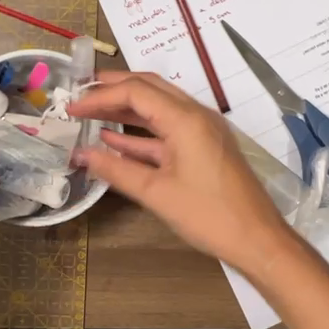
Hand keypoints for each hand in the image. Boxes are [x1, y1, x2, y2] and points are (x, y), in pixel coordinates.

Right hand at [69, 72, 300, 276]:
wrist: (256, 239)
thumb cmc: (209, 216)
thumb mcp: (156, 193)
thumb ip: (115, 170)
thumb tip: (80, 155)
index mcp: (186, 120)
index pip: (136, 92)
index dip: (100, 96)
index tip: (72, 106)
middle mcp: (196, 116)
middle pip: (149, 89)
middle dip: (112, 90)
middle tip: (80, 94)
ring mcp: (202, 131)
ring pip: (158, 108)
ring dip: (125, 109)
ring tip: (92, 113)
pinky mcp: (204, 148)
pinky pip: (167, 130)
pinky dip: (141, 133)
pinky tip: (114, 139)